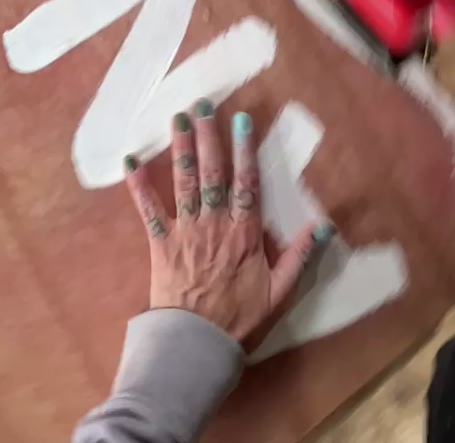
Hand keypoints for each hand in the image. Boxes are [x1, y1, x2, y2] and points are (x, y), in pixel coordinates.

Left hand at [123, 101, 331, 345]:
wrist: (195, 349)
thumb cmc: (239, 319)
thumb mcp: (279, 292)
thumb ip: (300, 256)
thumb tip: (324, 224)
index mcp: (244, 233)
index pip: (246, 182)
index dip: (245, 149)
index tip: (242, 119)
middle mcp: (214, 224)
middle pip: (212, 172)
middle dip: (208, 136)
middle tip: (204, 104)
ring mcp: (185, 232)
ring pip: (184, 182)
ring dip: (180, 148)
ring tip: (178, 118)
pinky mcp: (160, 244)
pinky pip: (148, 211)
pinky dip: (138, 186)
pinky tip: (130, 161)